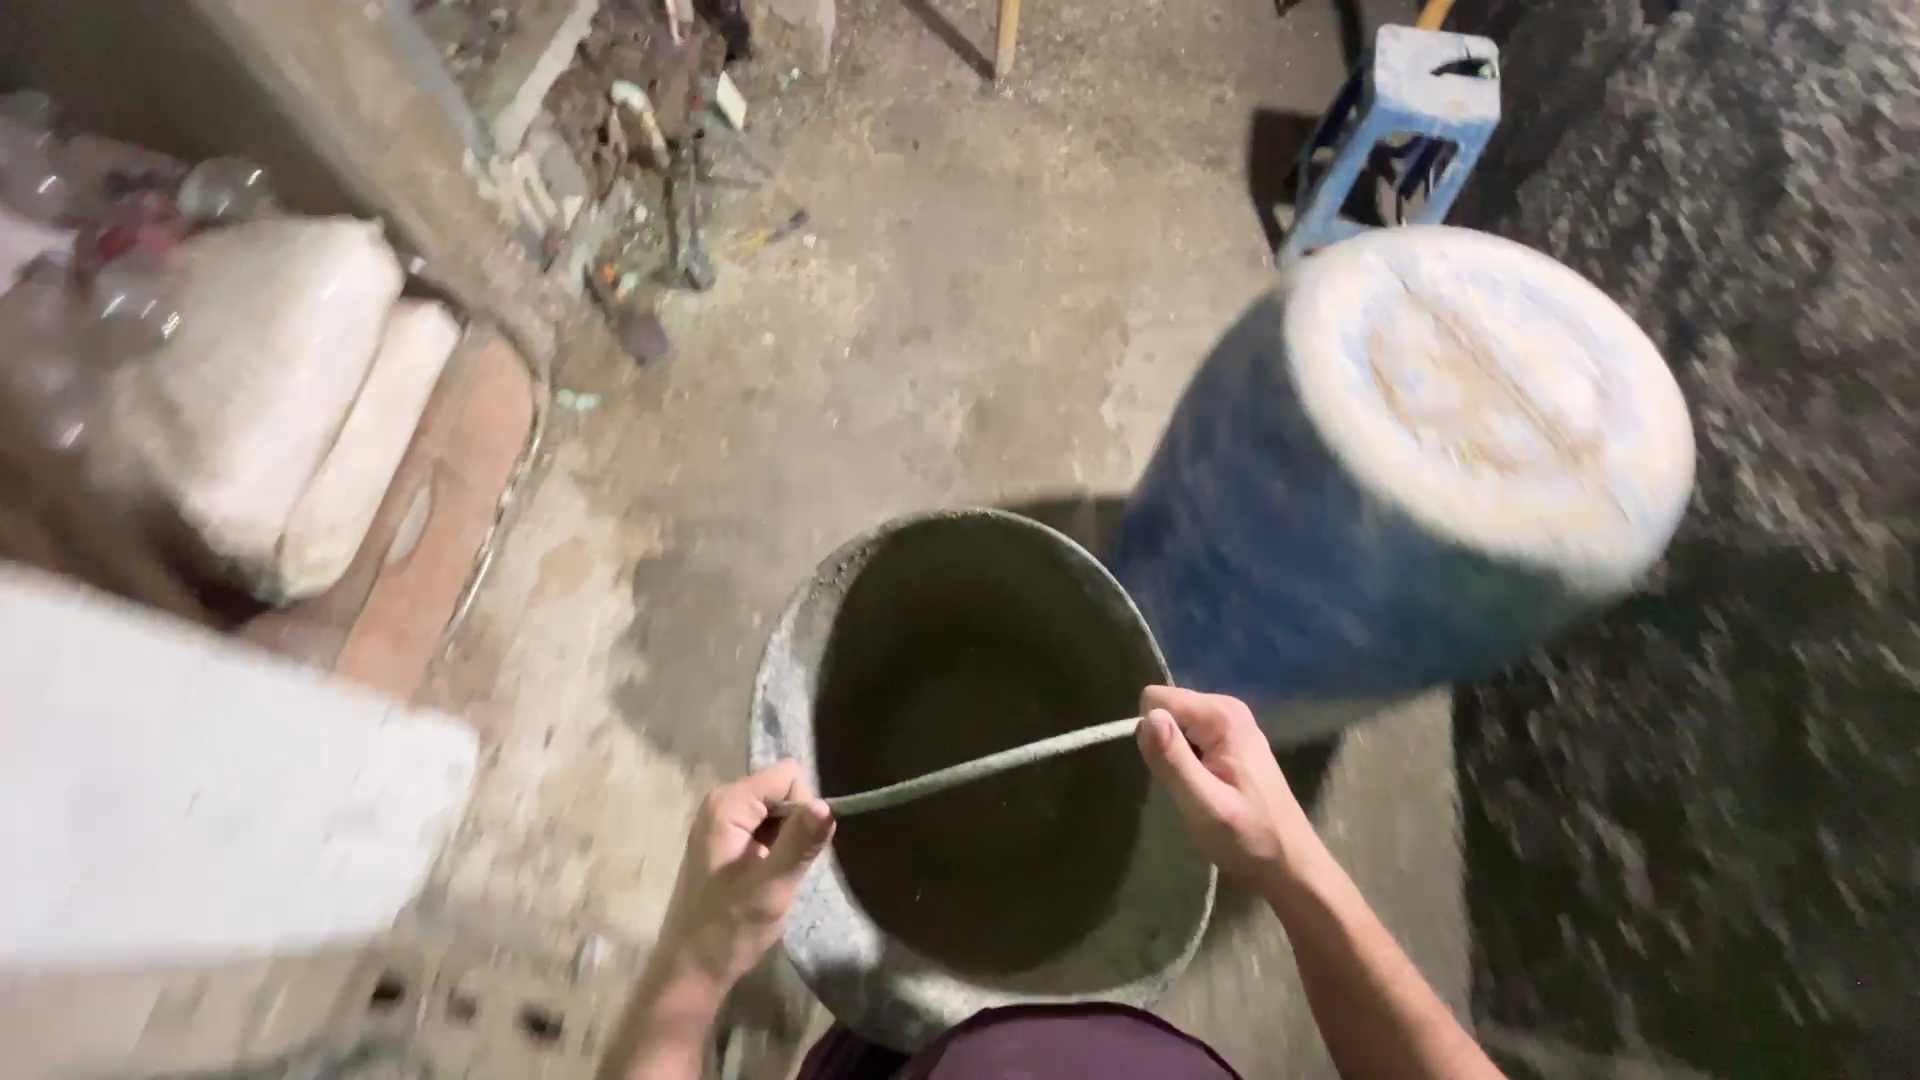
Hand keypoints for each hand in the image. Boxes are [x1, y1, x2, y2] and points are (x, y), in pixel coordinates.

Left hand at [652, 760, 834, 993]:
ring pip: (778, 808)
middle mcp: (722, 801)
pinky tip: (766, 877)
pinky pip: (766, 825)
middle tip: (784, 868)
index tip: (796, 851)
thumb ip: (799, 843)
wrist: (689, 974)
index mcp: (728, 804)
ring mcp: (721, 820)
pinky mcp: (725, 839)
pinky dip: (776, 847)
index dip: (804, 808)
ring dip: (787, 839)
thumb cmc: (727, 930)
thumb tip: (828, 805)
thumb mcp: (770, 888)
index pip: (788, 776)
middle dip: (796, 824)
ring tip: (774, 875)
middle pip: (783, 788)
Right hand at [1134, 685, 1314, 885]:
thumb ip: (1173, 760)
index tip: (1171, 771)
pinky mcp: (1230, 736)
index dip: (1154, 736)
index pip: (1155, 699)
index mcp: (1221, 715)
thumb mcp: (1204, 805)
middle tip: (1187, 784)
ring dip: (1175, 754)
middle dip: (1165, 745)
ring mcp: (1230, 720)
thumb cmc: (1248, 837)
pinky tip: (1206, 783)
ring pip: (1174, 721)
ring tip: (1197, 787)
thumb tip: (1147, 717)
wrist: (1289, 862)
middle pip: (1166, 707)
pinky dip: (1187, 758)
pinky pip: (1187, 732)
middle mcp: (1226, 707)